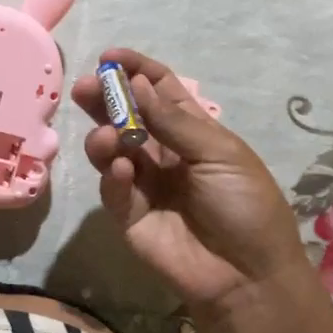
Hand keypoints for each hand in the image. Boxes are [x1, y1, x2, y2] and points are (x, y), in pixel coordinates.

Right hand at [71, 48, 309, 321]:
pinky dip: (112, 175)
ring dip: (104, 136)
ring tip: (108, 137)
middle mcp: (162, 152)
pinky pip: (111, 188)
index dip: (136, 70)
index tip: (110, 57)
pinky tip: (122, 171)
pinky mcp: (127, 214)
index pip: (159, 90)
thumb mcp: (219, 154)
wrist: (248, 275)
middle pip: (125, 115)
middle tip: (85, 87)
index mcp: (191, 132)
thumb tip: (136, 81)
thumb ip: (173, 120)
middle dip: (104, 98)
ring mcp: (142, 182)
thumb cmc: (246, 206)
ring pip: (109, 148)